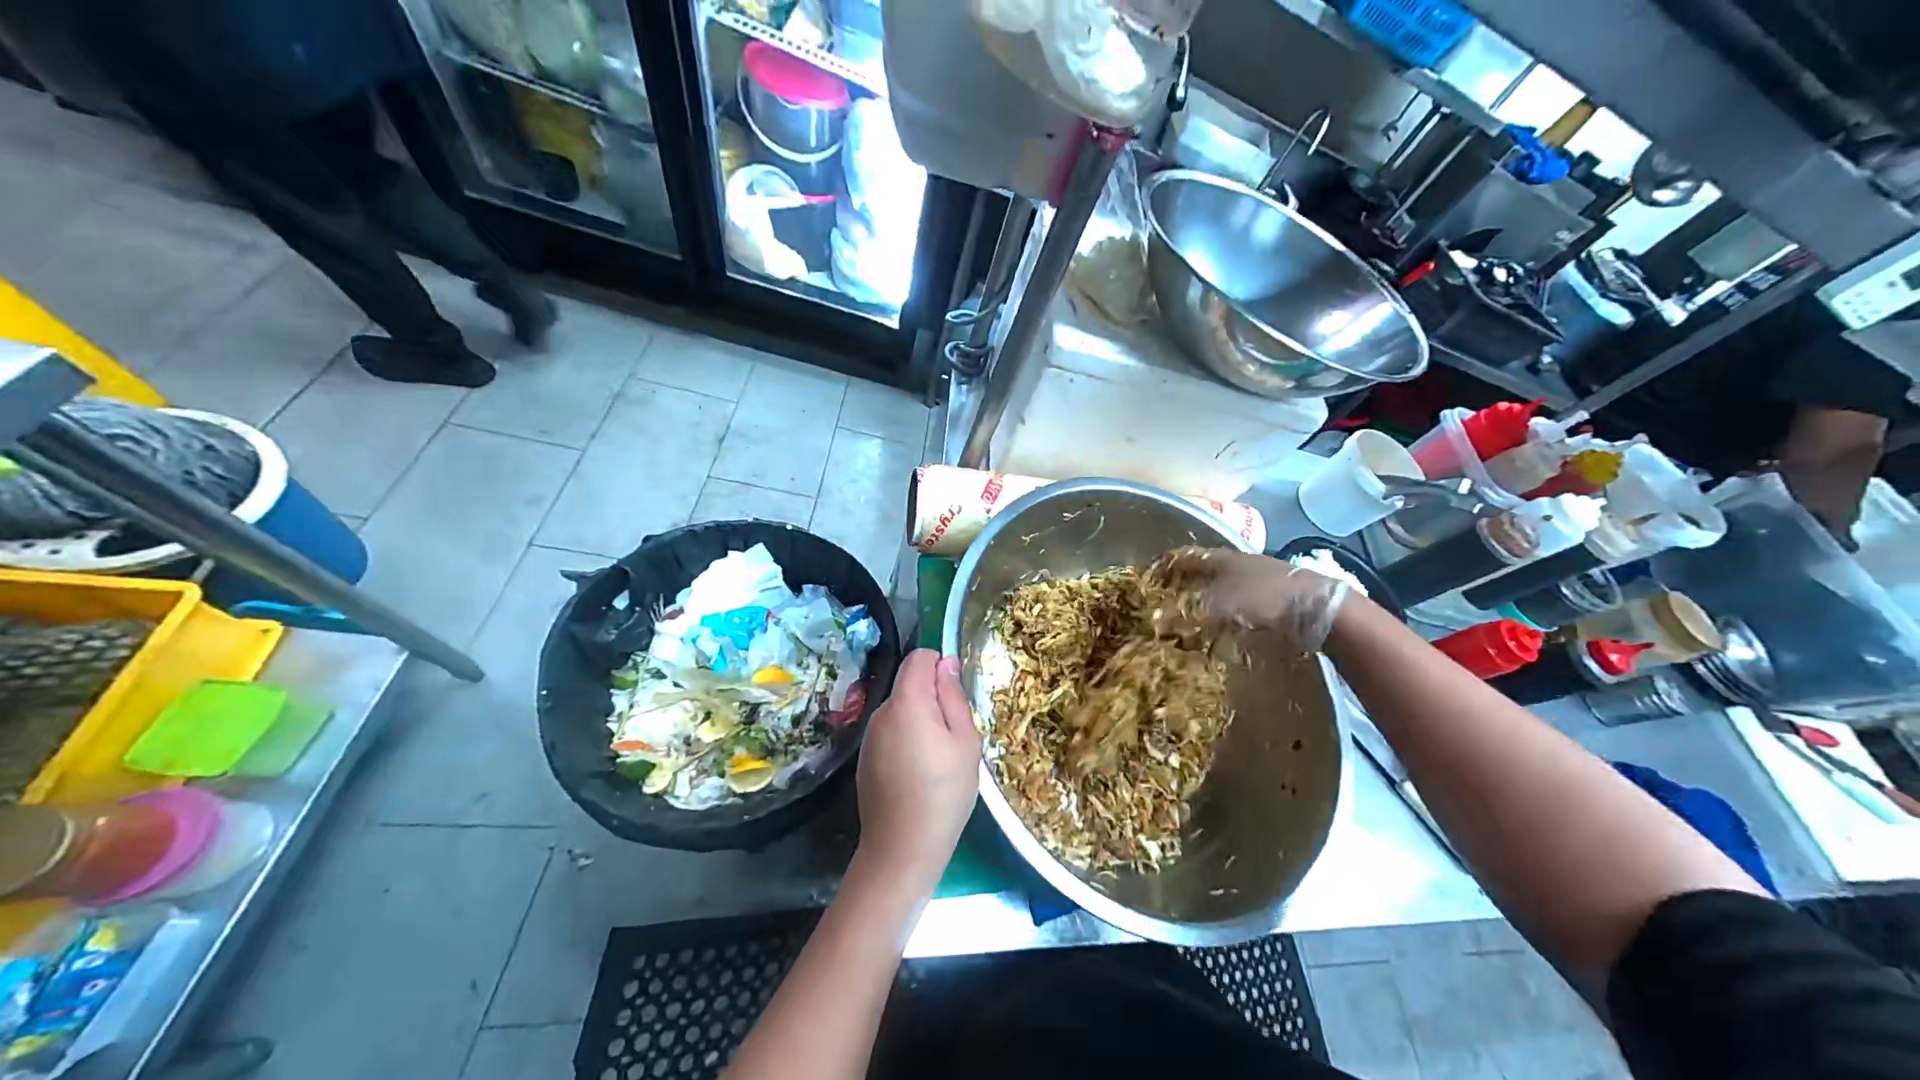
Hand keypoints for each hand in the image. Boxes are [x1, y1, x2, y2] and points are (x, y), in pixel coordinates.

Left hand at [855, 649, 980, 888]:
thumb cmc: (944, 792)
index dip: (941, 667)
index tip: (956, 699)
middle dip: (933, 699)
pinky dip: (906, 741)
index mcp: (906, 701)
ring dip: (920, 721)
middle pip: (910, 685)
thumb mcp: (965, 742)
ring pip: (901, 710)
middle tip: (954, 737)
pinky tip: (918, 774)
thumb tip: (947, 663)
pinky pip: (891, 733)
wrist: (902, 847)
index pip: (919, 658)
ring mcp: (869, 735)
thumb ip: (954, 697)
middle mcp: (881, 711)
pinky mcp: (865, 757)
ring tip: (938, 759)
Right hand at [1156, 547, 1352, 651]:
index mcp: (1223, 557)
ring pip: (1221, 589)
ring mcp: (1258, 582)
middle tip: (1164, 597)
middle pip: (1204, 571)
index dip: (1168, 562)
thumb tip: (1156, 619)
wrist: (1321, 610)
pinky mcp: (1272, 601)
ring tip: (1187, 617)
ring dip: (1205, 601)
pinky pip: (1237, 606)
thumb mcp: (1221, 605)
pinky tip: (1218, 629)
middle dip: (1184, 582)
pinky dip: (1223, 615)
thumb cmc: (1265, 598)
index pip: (1187, 555)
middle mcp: (1239, 564)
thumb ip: (1187, 613)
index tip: (1151, 572)